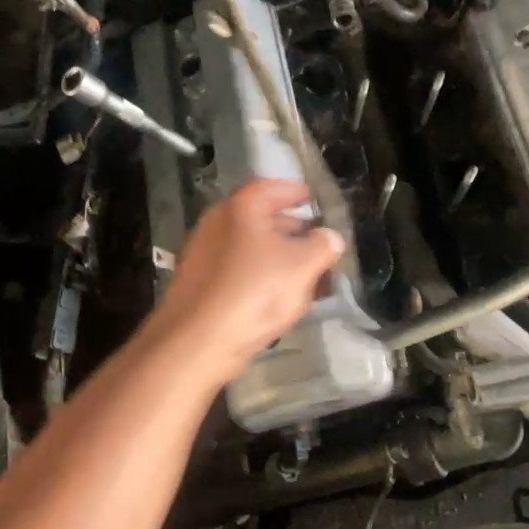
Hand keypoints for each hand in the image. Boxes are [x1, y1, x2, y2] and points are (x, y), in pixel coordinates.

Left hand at [138, 179, 345, 383]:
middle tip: (316, 238)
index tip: (313, 198)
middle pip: (258, 217)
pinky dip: (258, 274)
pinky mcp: (199, 283)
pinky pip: (237, 269)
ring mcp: (203, 254)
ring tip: (304, 270)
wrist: (198, 341)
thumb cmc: (254, 292)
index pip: (271, 187)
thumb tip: (330, 236)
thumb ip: (322, 246)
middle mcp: (216, 223)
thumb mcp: (302, 266)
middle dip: (289, 227)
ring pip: (248, 246)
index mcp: (240, 208)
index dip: (295, 192)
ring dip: (276, 253)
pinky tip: (276, 294)